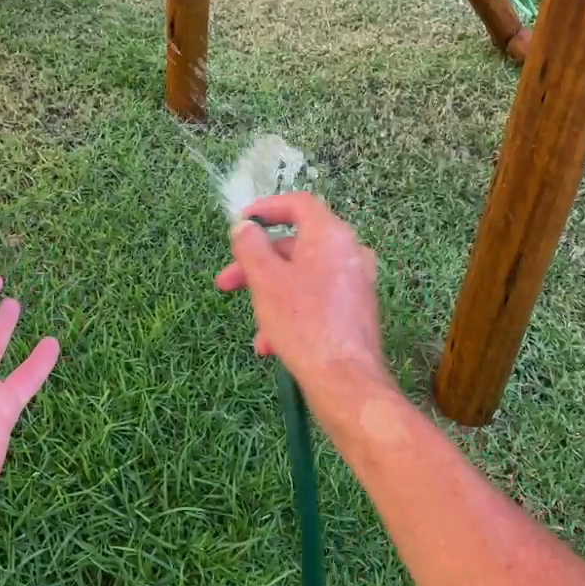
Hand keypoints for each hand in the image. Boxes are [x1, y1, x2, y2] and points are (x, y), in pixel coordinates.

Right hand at [214, 192, 389, 397]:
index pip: (299, 204)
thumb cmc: (303, 322)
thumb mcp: (266, 280)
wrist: (346, 381)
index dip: (267, 208)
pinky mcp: (356, 311)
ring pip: (303, 276)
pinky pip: (316, 299)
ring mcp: (356, 283)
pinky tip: (271, 345)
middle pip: (296, 245)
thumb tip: (244, 227)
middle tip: (227, 282)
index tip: (241, 222)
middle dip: (258, 264)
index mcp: (331, 235)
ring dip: (271, 295)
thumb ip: (250, 246)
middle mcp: (350, 252)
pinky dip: (291, 312)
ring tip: (253, 328)